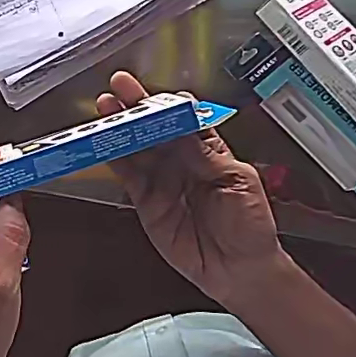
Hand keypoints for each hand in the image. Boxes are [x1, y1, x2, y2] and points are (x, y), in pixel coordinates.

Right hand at [97, 70, 287, 308]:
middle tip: (119, 87)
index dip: (167, 104)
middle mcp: (183, 161)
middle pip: (155, 127)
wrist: (240, 269)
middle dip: (136, 106)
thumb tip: (184, 130)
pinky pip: (129, 176)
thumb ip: (208, 156)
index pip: (184, 118)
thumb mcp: (238, 183)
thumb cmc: (250, 225)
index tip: (154, 93)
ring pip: (137, 147)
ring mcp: (163, 180)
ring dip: (121, 127)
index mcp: (209, 150)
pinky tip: (105, 143)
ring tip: (105, 108)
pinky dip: (116, 159)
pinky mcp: (148, 202)